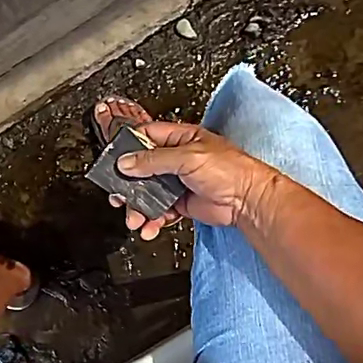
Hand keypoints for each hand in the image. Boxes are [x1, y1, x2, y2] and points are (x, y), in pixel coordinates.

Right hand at [109, 122, 280, 239]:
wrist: (249, 201)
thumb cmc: (230, 171)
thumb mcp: (187, 157)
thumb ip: (153, 160)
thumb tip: (127, 162)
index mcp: (180, 138)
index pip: (146, 136)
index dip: (128, 147)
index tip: (114, 159)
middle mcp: (177, 159)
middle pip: (141, 168)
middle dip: (128, 185)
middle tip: (118, 195)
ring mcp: (178, 182)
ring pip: (148, 193)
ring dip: (138, 207)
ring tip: (135, 219)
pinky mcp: (181, 203)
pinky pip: (159, 210)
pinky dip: (152, 220)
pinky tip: (149, 226)